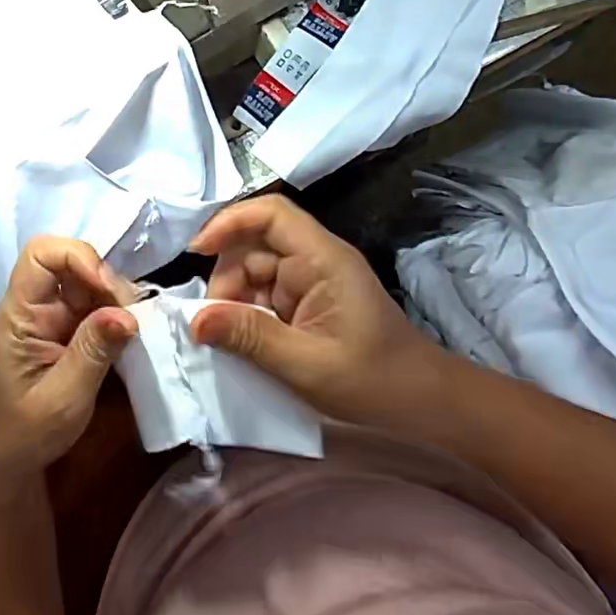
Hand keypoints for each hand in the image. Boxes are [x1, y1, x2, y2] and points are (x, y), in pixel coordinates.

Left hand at [0, 237, 137, 507]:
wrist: (6, 463)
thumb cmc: (24, 433)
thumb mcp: (62, 399)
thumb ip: (93, 353)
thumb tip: (128, 315)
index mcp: (20, 314)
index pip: (41, 254)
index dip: (77, 257)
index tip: (106, 290)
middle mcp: (37, 306)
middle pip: (73, 262)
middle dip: (108, 282)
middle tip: (131, 320)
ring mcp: (54, 317)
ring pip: (91, 282)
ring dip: (117, 299)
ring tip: (133, 332)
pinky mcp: (71, 331)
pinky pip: (98, 306)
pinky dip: (118, 315)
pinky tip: (129, 337)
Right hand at [189, 194, 452, 427]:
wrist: (420, 401)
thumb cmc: (373, 380)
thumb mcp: (306, 364)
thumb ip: (250, 337)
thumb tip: (195, 320)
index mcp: (322, 259)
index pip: (271, 213)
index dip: (229, 222)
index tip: (196, 252)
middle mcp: (314, 259)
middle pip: (254, 245)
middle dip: (226, 278)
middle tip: (212, 324)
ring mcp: (309, 279)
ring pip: (253, 272)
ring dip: (233, 300)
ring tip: (227, 340)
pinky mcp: (305, 300)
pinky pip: (263, 294)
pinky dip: (245, 313)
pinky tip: (240, 341)